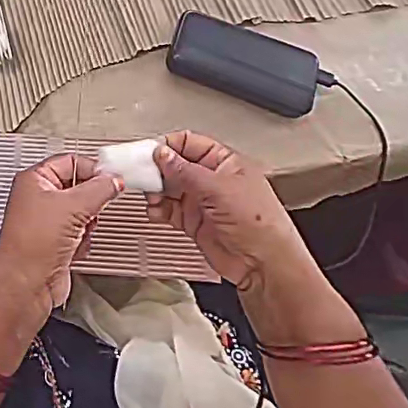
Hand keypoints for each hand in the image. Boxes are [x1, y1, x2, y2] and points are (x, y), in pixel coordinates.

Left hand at [0, 154, 123, 310]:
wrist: (25, 287)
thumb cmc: (30, 245)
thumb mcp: (73, 206)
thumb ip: (99, 189)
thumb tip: (114, 180)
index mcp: (35, 179)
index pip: (70, 161)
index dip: (92, 168)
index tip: (111, 178)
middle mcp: (39, 198)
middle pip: (79, 187)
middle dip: (90, 201)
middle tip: (91, 209)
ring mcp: (47, 221)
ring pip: (83, 211)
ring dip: (87, 223)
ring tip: (78, 231)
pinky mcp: (56, 242)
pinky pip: (81, 232)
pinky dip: (82, 240)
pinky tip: (73, 247)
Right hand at [146, 132, 310, 291]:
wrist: (264, 265)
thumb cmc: (260, 224)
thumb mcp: (218, 188)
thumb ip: (185, 170)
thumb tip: (162, 154)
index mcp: (224, 162)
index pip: (189, 143)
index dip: (168, 146)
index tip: (149, 153)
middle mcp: (211, 179)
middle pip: (174, 165)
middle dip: (157, 169)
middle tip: (143, 174)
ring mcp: (202, 201)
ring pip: (168, 187)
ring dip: (155, 190)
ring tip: (151, 195)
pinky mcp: (194, 221)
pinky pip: (168, 210)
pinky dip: (158, 209)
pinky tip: (156, 210)